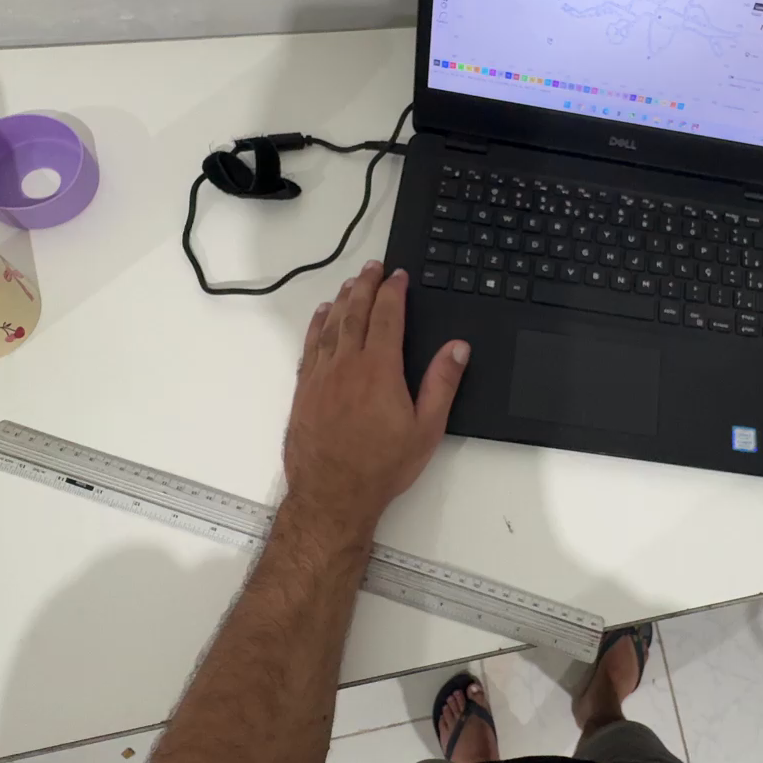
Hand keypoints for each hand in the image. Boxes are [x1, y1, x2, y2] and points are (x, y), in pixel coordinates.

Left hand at [281, 260, 469, 544]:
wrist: (332, 494)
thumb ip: (443, 383)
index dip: (394, 292)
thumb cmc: (382, 466)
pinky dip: (317, 325)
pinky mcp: (304, 390)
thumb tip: (458, 348)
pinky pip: (310, 346)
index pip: (388, 317)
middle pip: (356, 313)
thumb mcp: (426, 427)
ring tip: (351, 282)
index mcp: (380, 369)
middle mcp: (347, 365)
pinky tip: (322, 315)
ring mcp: (321, 376)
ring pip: (331, 325)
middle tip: (373, 267)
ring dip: (342, 299)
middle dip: (366, 286)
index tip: (399, 276)